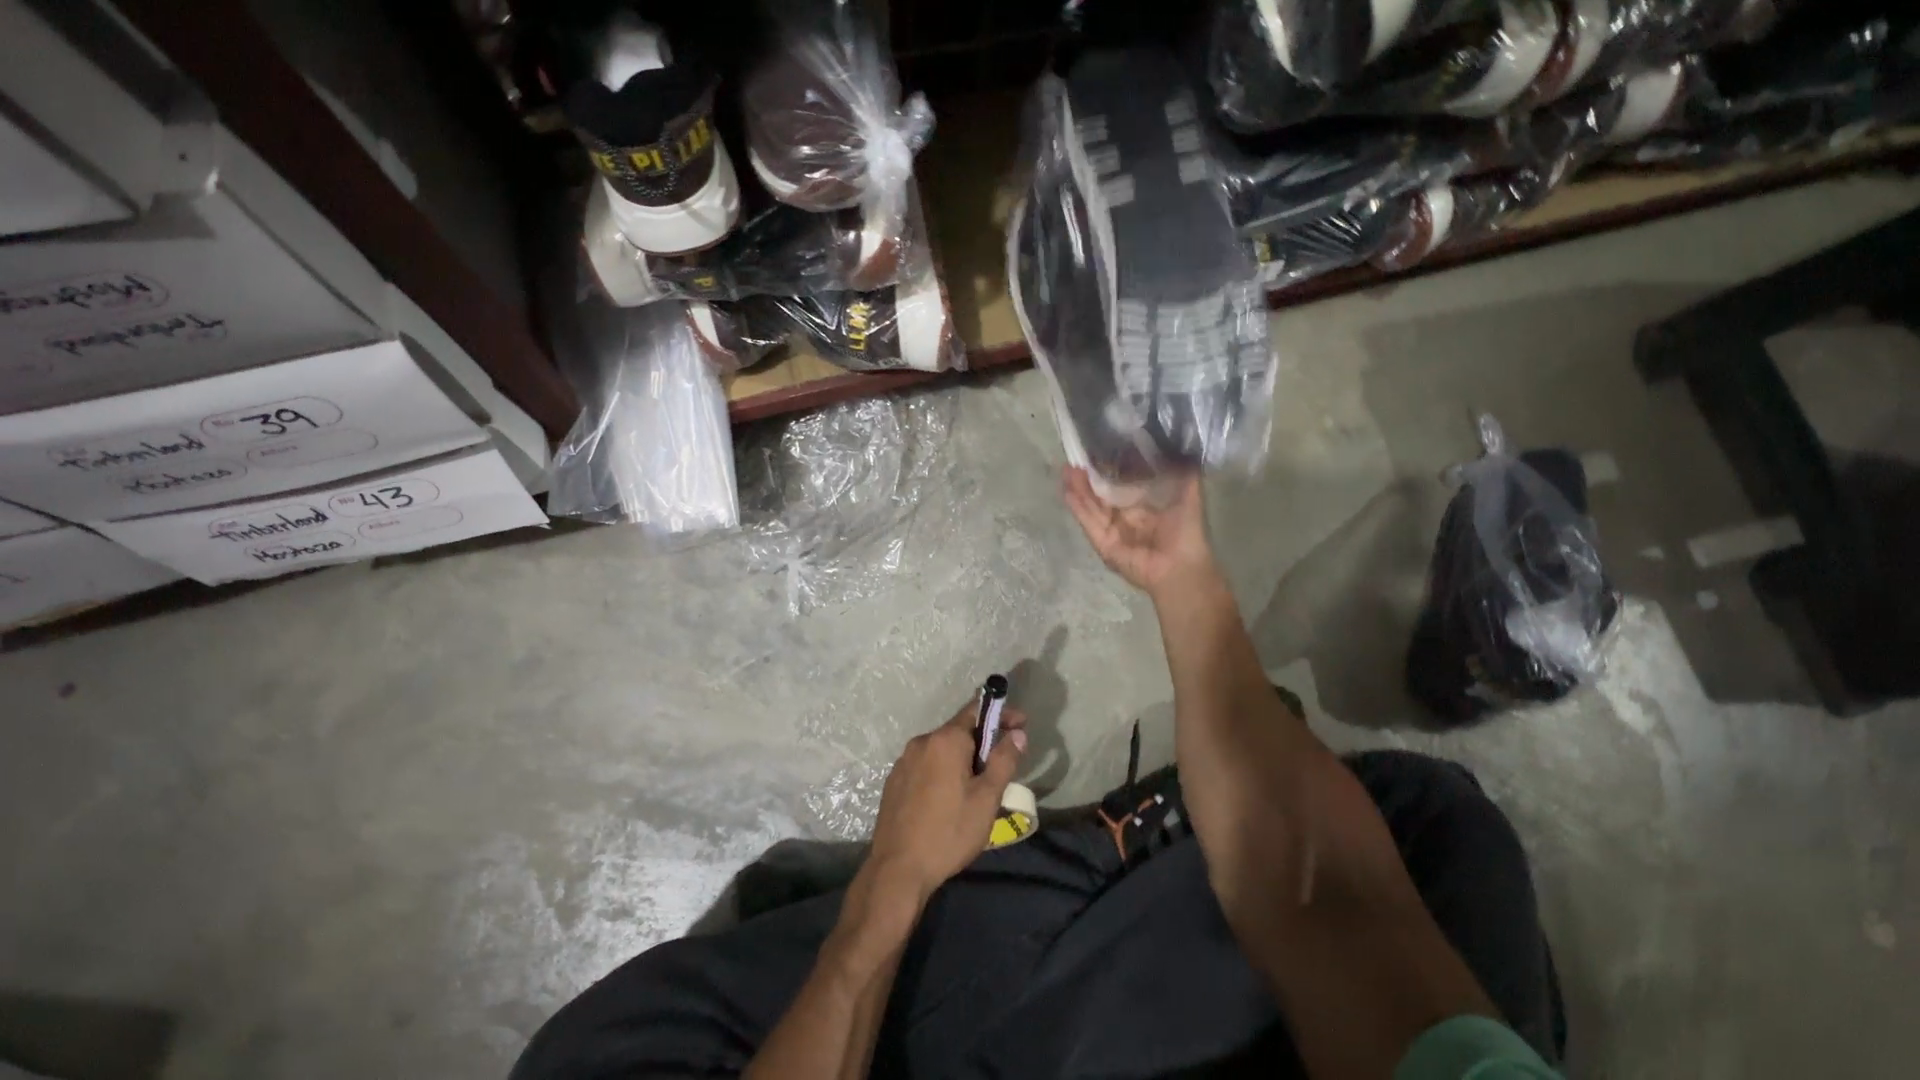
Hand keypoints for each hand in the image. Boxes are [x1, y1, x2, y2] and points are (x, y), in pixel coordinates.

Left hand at [868, 698, 1027, 898]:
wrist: (899, 869)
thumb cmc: (950, 831)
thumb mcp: (987, 798)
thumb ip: (1003, 760)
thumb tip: (1017, 734)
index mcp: (944, 741)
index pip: (976, 710)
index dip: (1001, 714)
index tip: (1021, 724)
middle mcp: (920, 743)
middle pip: (958, 732)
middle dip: (983, 742)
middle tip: (1003, 765)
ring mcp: (903, 763)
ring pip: (941, 752)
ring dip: (962, 760)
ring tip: (979, 788)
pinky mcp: (894, 782)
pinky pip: (926, 767)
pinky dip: (943, 773)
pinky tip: (950, 799)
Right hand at [1061, 466, 1216, 597]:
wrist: (1180, 567)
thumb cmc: (1186, 533)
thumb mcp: (1189, 497)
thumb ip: (1186, 475)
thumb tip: (1185, 448)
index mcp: (1143, 508)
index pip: (1120, 486)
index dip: (1109, 471)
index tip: (1098, 452)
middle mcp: (1125, 519)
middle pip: (1101, 496)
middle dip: (1087, 479)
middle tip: (1075, 458)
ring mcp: (1112, 532)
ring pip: (1091, 507)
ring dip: (1078, 489)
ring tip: (1066, 470)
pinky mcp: (1103, 544)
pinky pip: (1088, 523)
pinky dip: (1077, 508)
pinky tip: (1068, 492)